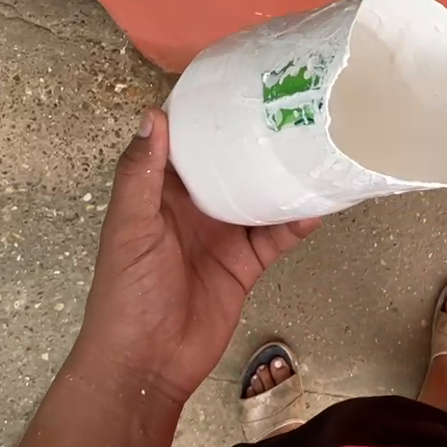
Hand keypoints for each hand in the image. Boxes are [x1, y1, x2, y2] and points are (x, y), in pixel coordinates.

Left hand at [74, 109, 319, 404]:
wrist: (148, 363)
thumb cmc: (129, 291)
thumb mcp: (130, 227)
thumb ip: (141, 175)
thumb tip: (153, 113)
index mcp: (162, 192)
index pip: (186, 143)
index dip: (207, 115)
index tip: (238, 83)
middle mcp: (196, 206)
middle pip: (231, 166)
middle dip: (256, 142)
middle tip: (293, 110)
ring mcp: (224, 234)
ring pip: (260, 196)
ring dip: (283, 179)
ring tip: (315, 150)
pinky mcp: (247, 262)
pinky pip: (276, 236)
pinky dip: (296, 222)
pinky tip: (318, 206)